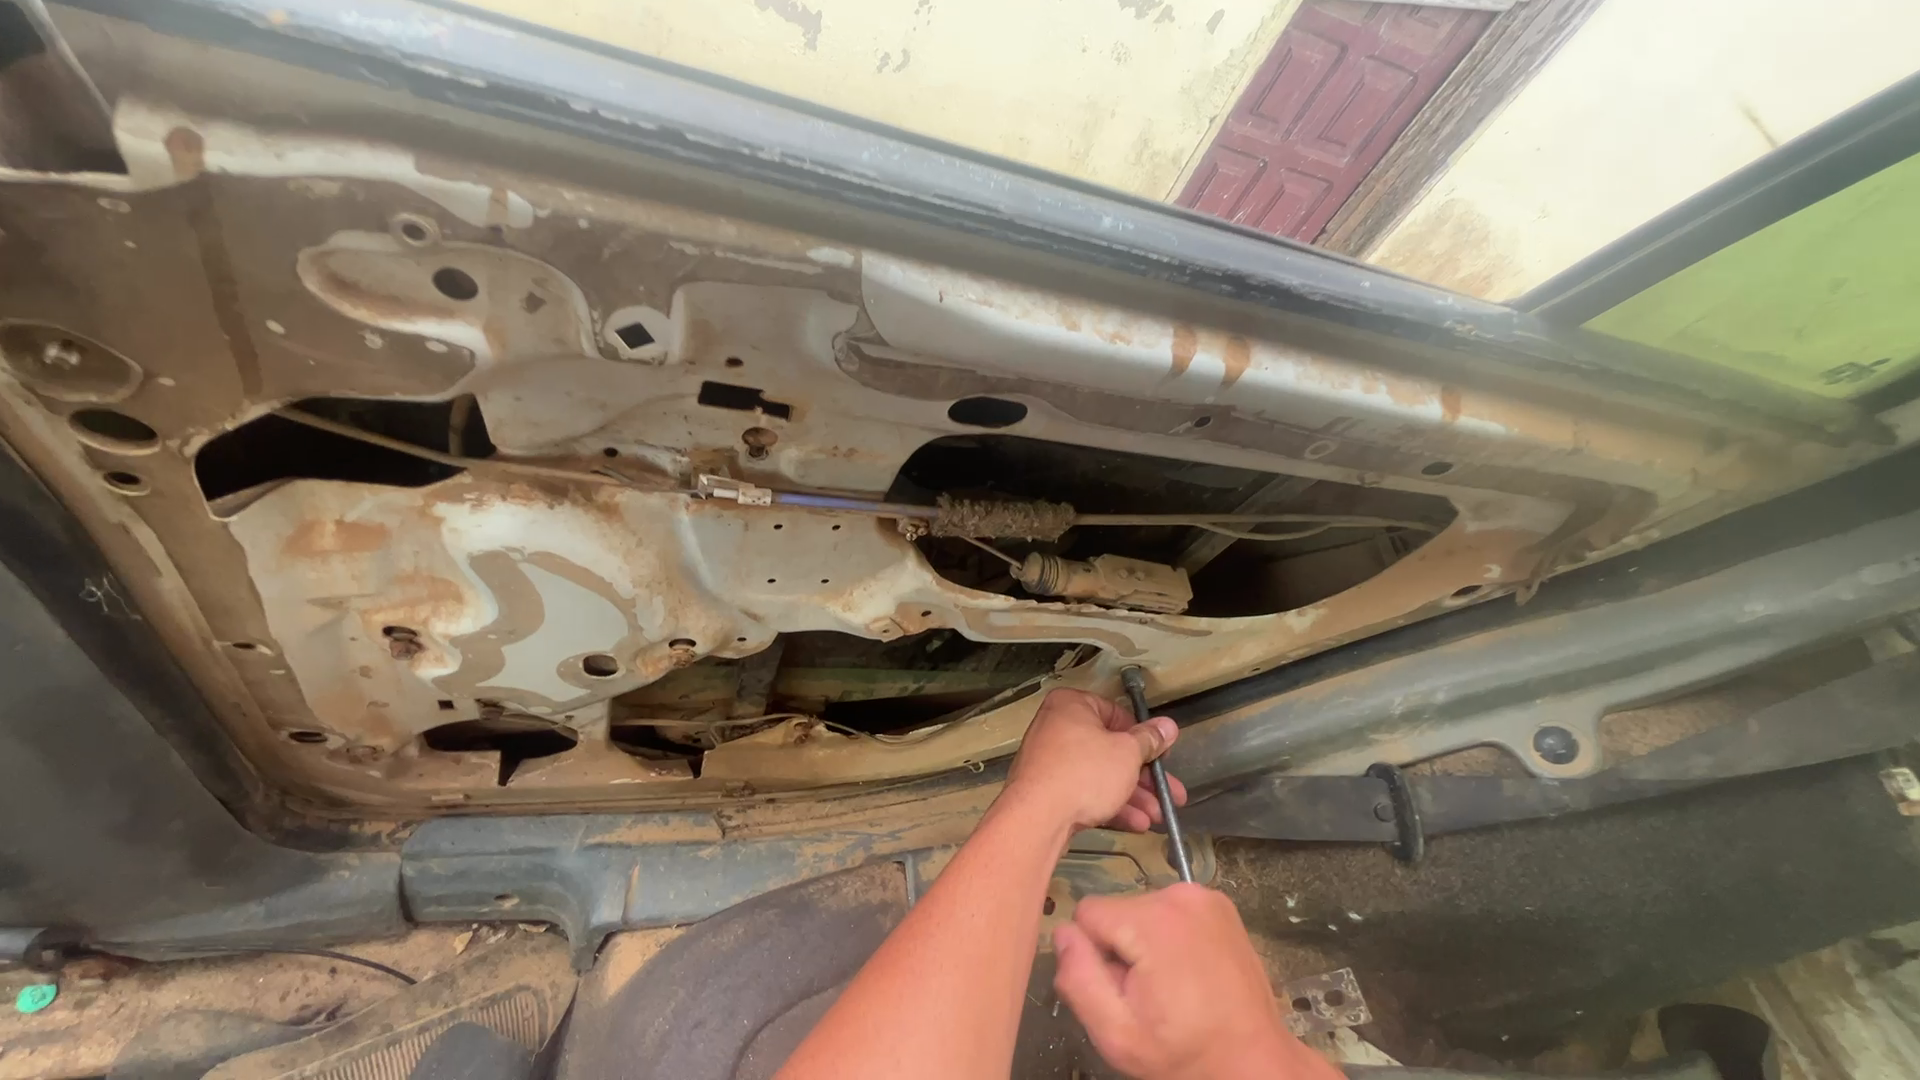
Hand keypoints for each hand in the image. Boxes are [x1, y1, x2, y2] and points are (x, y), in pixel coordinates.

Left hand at [1005, 688, 1186, 831]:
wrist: (1038, 818)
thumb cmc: (1078, 774)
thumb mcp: (1127, 753)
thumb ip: (1149, 740)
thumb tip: (1165, 727)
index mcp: (1071, 705)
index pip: (1116, 713)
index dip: (1142, 736)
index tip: (1160, 752)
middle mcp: (1057, 728)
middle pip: (1110, 748)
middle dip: (1142, 774)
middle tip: (1165, 790)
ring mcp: (1051, 760)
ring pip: (1100, 774)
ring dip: (1132, 794)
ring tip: (1156, 813)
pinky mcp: (1049, 790)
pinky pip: (1085, 792)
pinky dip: (1110, 804)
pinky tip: (1135, 822)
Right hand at [1053, 885, 1343, 1079]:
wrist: (1255, 1065)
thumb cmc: (1184, 1055)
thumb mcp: (1117, 1035)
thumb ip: (1079, 979)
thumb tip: (1062, 932)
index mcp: (1154, 921)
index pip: (1087, 913)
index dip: (1095, 954)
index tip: (1122, 988)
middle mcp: (1180, 894)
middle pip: (1117, 910)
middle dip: (1122, 948)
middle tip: (1148, 994)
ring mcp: (1205, 894)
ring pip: (1141, 908)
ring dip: (1145, 942)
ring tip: (1172, 985)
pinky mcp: (1219, 901)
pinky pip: (1169, 908)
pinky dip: (1170, 934)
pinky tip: (1189, 970)